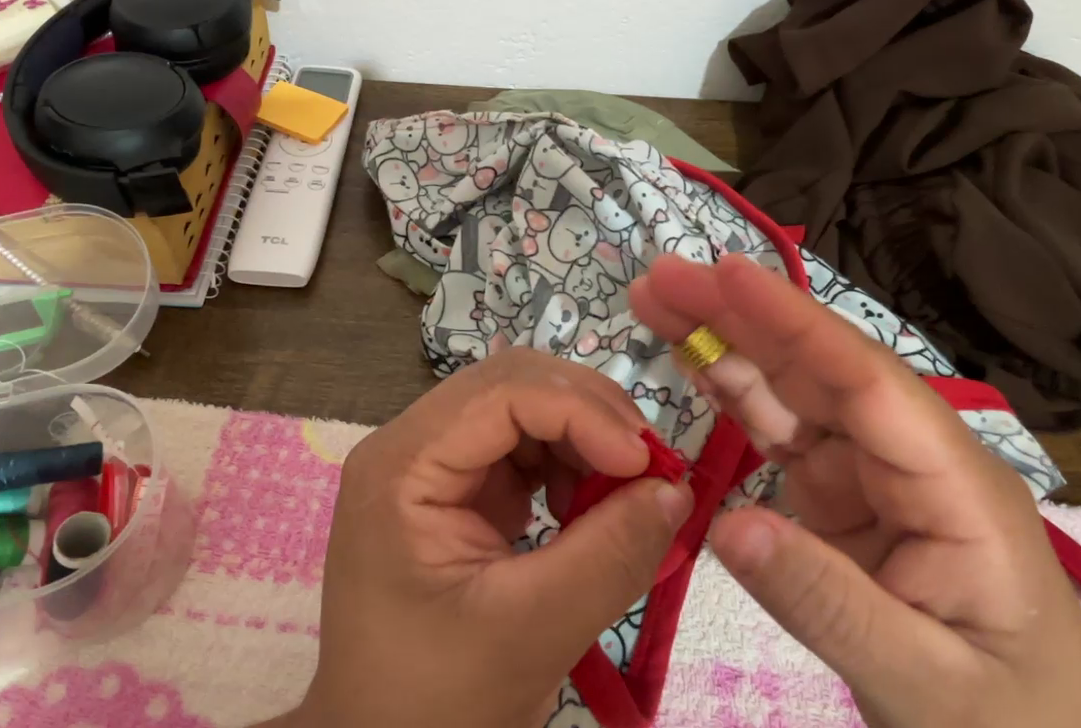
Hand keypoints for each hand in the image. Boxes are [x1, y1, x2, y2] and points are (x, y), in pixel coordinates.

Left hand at [282, 349, 694, 727]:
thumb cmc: (437, 699)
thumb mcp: (531, 631)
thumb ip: (609, 554)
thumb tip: (678, 489)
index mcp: (402, 464)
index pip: (501, 391)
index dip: (581, 411)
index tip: (647, 464)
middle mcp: (411, 445)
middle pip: (512, 385)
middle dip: (590, 416)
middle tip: (652, 470)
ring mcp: (433, 464)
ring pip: (525, 409)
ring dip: (586, 440)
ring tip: (627, 495)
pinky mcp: (459, 489)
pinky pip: (525, 449)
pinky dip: (572, 466)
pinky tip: (592, 510)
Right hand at [629, 254, 1080, 727]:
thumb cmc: (1003, 726)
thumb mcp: (922, 684)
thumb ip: (826, 604)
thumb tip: (726, 527)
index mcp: (954, 485)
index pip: (866, 382)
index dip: (793, 322)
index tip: (726, 273)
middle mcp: (911, 457)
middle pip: (819, 368)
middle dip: (740, 315)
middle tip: (661, 277)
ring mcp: (873, 473)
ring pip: (793, 389)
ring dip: (726, 342)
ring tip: (659, 302)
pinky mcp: (841, 495)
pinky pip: (780, 432)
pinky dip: (732, 394)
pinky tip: (692, 362)